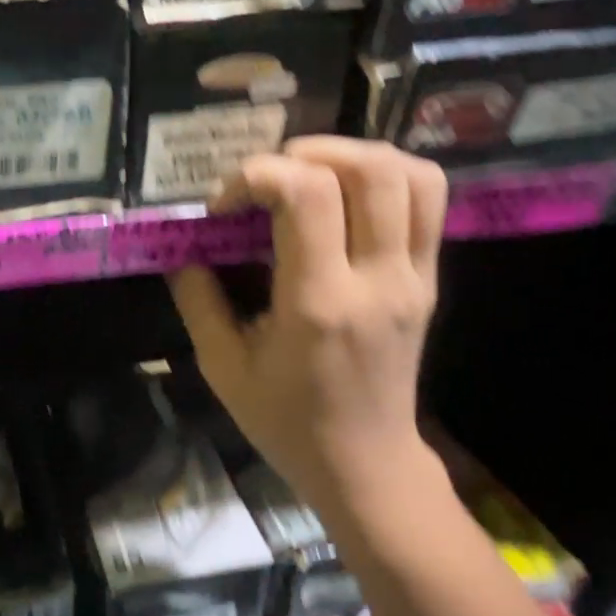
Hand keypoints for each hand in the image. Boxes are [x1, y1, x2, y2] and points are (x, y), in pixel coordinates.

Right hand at [167, 137, 448, 509]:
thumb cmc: (284, 420)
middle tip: (270, 177)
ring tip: (312, 174)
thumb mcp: (222, 367)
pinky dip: (387, 178)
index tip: (225, 205)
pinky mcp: (429, 279)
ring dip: (357, 156)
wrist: (363, 463)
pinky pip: (428, 201)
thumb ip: (199, 299)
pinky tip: (346, 195)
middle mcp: (376, 282)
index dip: (258, 175)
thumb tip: (187, 248)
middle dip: (310, 152)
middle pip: (370, 171)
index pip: (308, 196)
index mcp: (319, 305)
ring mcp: (413, 278)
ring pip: (412, 176)